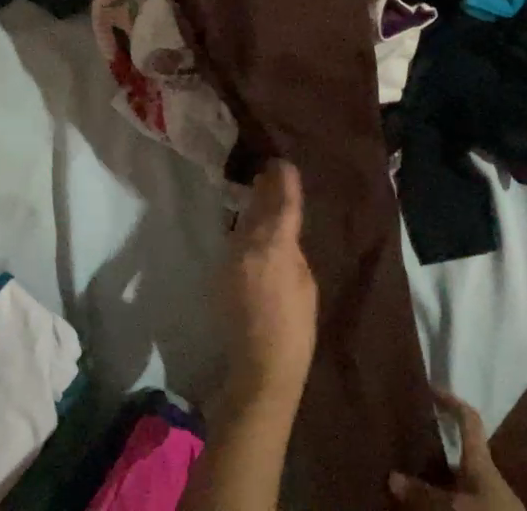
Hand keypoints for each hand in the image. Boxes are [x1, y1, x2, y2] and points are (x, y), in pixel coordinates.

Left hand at [219, 159, 317, 416]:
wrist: (261, 365)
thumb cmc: (296, 328)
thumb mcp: (306, 283)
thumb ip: (292, 252)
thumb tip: (284, 235)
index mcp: (275, 246)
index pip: (282, 205)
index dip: (284, 183)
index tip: (284, 162)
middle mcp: (248, 245)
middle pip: (258, 208)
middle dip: (265, 188)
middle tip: (270, 168)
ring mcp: (230, 258)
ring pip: (244, 223)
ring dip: (253, 206)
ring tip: (261, 188)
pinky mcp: (220, 272)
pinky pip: (236, 241)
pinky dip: (245, 229)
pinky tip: (251, 224)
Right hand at [387, 388, 526, 510]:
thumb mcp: (454, 507)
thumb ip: (424, 493)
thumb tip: (391, 476)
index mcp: (481, 460)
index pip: (469, 419)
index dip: (452, 401)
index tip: (431, 390)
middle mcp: (485, 474)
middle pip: (460, 451)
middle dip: (435, 445)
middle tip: (408, 439)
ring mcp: (488, 496)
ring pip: (457, 478)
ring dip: (436, 475)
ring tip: (408, 473)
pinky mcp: (487, 509)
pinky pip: (460, 498)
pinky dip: (441, 496)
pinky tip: (423, 503)